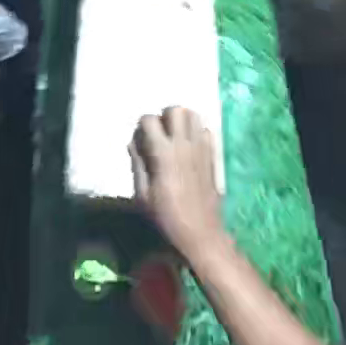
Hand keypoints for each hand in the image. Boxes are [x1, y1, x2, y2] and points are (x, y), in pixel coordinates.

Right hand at [130, 107, 226, 259]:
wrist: (202, 234)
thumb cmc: (168, 217)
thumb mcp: (143, 195)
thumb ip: (137, 165)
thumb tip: (133, 143)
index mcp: (163, 153)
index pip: (150, 119)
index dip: (142, 125)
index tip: (140, 137)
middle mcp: (183, 145)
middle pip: (176, 110)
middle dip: (165, 115)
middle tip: (160, 131)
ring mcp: (201, 149)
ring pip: (194, 116)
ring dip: (182, 120)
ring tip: (175, 135)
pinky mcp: (213, 157)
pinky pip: (207, 131)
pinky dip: (197, 132)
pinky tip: (191, 146)